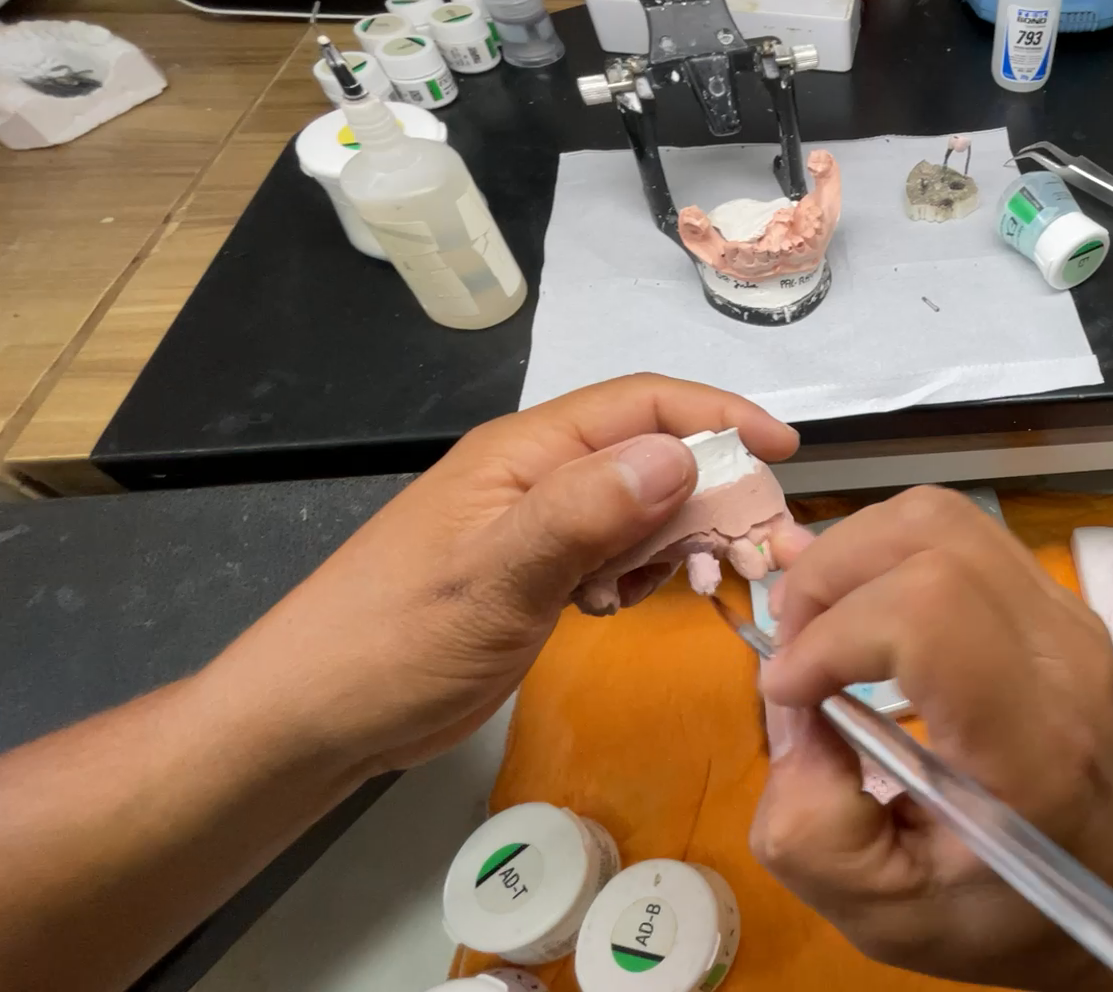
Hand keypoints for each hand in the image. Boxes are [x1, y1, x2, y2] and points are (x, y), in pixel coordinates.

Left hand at [203, 375, 797, 777]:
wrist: (312, 723)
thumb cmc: (392, 644)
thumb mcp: (492, 578)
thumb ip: (583, 513)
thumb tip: (681, 456)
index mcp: (531, 450)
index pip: (645, 405)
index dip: (721, 415)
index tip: (784, 450)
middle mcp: (548, 473)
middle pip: (660, 454)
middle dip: (721, 488)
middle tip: (765, 541)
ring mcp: (551, 521)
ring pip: (650, 504)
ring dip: (690, 534)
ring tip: (706, 578)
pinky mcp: (553, 565)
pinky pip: (627, 547)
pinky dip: (650, 568)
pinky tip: (630, 603)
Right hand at [752, 487, 1112, 990]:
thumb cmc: (1011, 908)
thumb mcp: (889, 916)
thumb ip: (813, 829)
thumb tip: (792, 703)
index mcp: (1034, 743)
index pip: (932, 615)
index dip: (836, 634)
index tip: (789, 689)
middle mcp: (1062, 652)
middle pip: (932, 539)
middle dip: (830, 576)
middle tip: (794, 646)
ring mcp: (1066, 611)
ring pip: (942, 517)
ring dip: (854, 551)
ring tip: (821, 618)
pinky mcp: (1055, 595)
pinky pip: (958, 532)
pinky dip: (887, 549)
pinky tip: (862, 599)